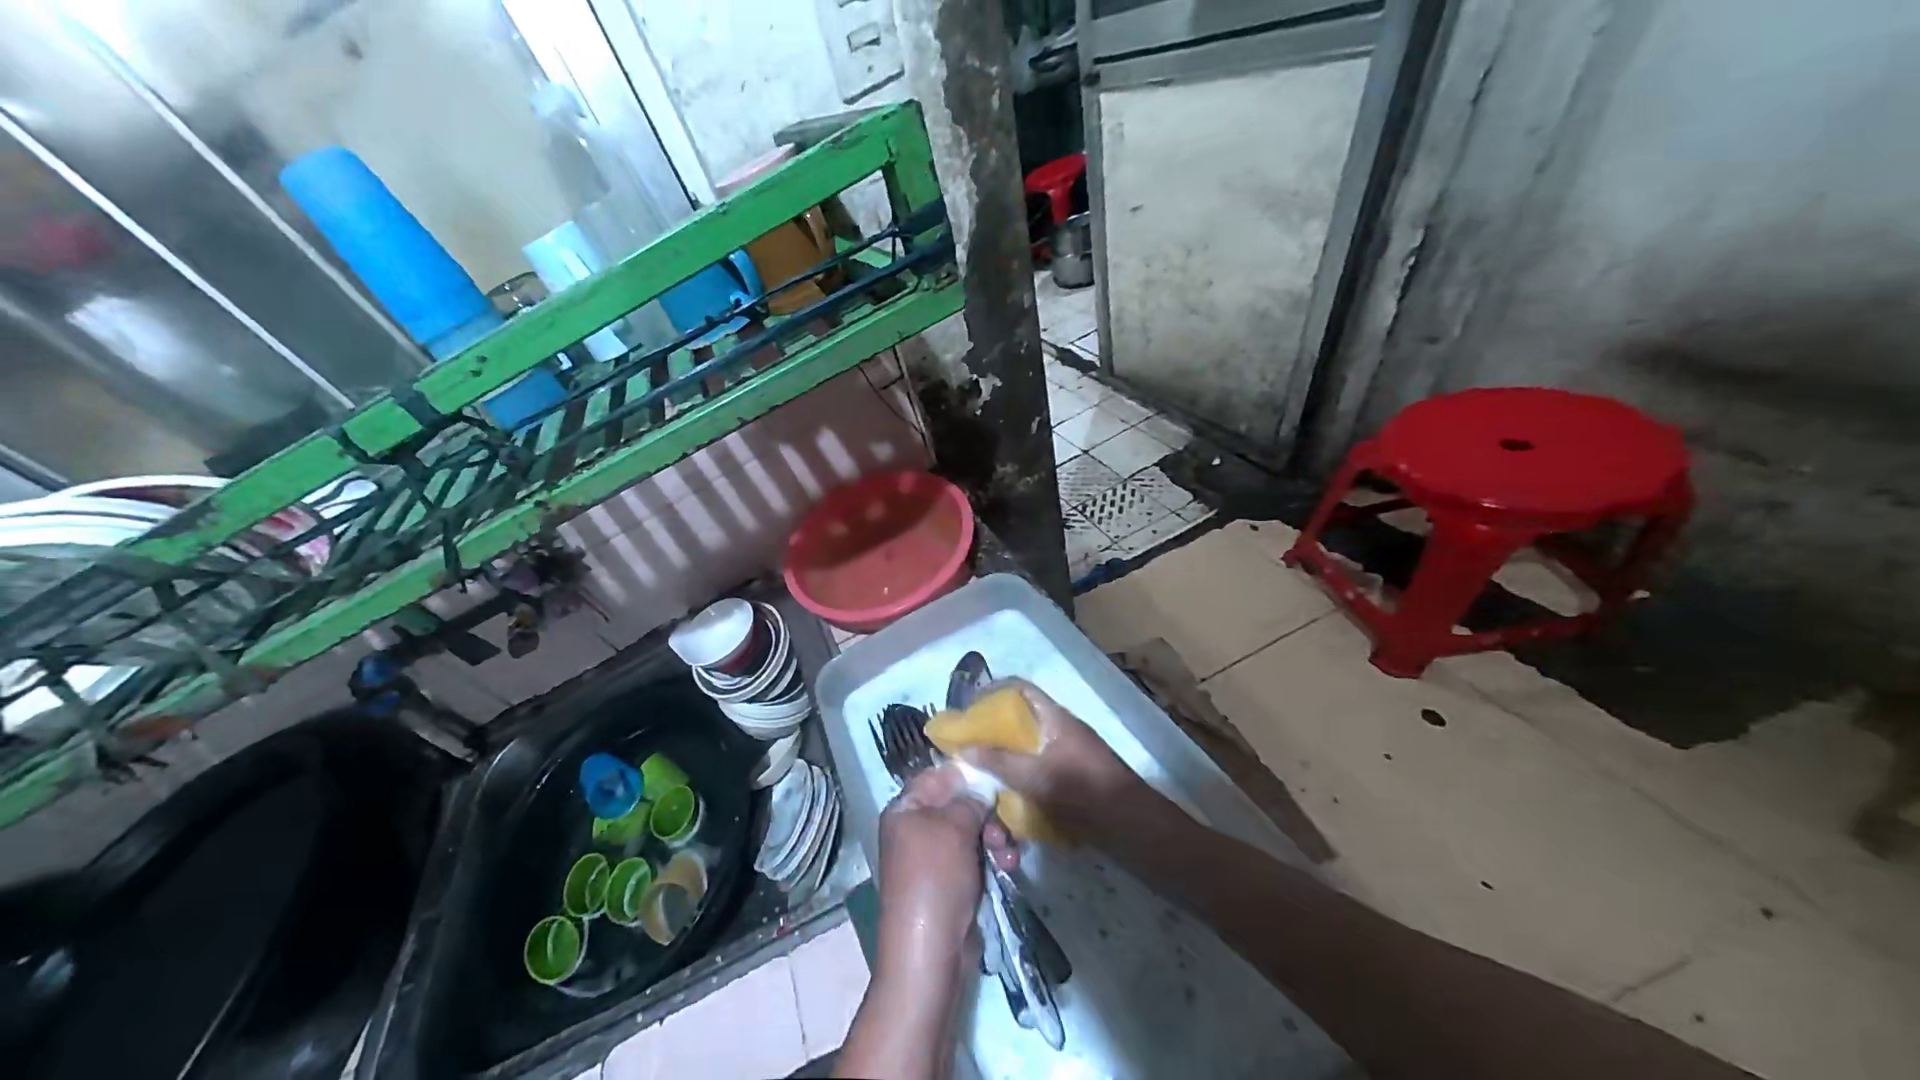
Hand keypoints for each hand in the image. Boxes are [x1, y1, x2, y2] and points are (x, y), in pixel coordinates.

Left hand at [874, 765, 1014, 977]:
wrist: (930, 950)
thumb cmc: (935, 877)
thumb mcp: (954, 827)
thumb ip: (970, 799)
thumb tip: (982, 785)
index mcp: (905, 809)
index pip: (936, 776)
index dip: (965, 773)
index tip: (996, 774)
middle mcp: (916, 828)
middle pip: (958, 803)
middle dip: (986, 812)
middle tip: (1001, 826)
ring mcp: (934, 856)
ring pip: (972, 830)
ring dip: (995, 836)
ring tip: (1008, 855)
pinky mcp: (952, 880)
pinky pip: (976, 855)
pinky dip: (993, 857)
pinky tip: (1009, 866)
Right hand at [957, 679, 1154, 846]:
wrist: (1129, 824)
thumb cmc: (1081, 790)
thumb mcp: (1033, 776)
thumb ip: (998, 761)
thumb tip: (963, 748)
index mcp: (1054, 717)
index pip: (1019, 688)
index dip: (992, 692)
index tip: (968, 709)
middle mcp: (1061, 727)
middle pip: (1022, 717)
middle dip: (994, 728)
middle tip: (969, 743)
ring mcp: (1069, 751)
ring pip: (1029, 743)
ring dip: (1007, 753)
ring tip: (983, 767)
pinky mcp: (1073, 774)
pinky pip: (1039, 764)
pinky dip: (1022, 771)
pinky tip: (1008, 789)